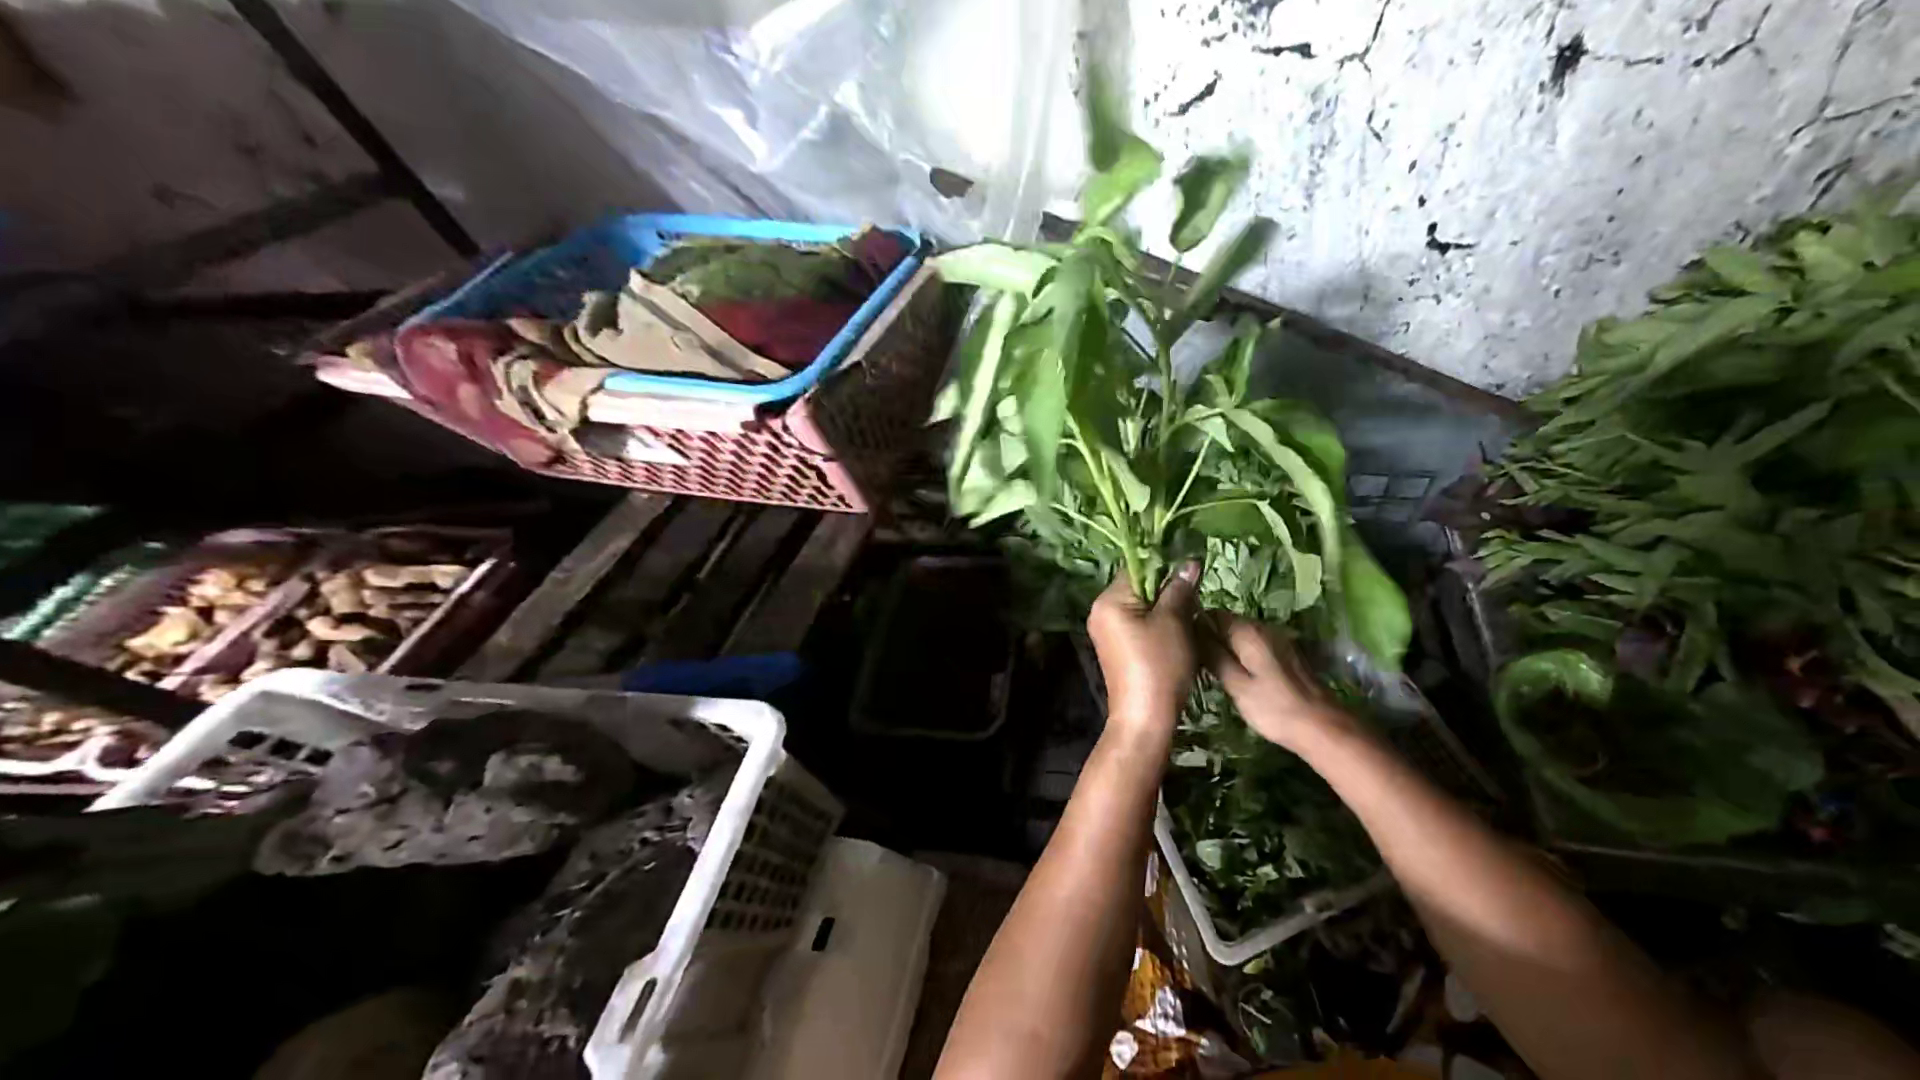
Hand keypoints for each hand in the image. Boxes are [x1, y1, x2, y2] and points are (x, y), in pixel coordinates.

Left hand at [1088, 563, 1200, 733]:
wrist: (1145, 716)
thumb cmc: (1159, 665)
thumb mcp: (1173, 622)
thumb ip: (1179, 589)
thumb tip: (1189, 562)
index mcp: (1108, 601)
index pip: (1136, 568)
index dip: (1165, 565)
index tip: (1192, 568)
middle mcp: (1100, 611)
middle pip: (1137, 586)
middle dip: (1167, 588)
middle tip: (1195, 594)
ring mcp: (1107, 631)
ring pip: (1140, 606)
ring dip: (1166, 606)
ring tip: (1190, 613)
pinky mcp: (1117, 647)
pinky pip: (1138, 623)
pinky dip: (1158, 623)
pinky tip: (1178, 631)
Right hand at [1204, 613, 1356, 749]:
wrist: (1323, 727)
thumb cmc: (1274, 708)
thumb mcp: (1236, 685)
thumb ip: (1213, 656)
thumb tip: (1192, 632)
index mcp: (1248, 631)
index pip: (1212, 614)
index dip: (1194, 626)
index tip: (1181, 645)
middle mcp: (1263, 628)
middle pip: (1226, 622)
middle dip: (1209, 636)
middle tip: (1192, 661)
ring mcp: (1277, 640)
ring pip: (1240, 634)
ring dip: (1224, 646)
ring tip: (1209, 669)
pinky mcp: (1284, 654)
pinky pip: (1253, 645)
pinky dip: (1240, 654)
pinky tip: (1233, 674)